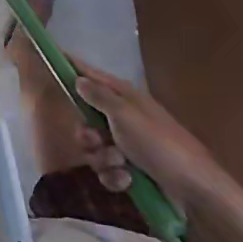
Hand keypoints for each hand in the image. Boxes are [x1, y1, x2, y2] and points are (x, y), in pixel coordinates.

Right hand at [71, 54, 227, 209]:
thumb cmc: (158, 144)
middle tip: (96, 142)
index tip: (51, 55)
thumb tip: (79, 79)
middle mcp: (122, 115)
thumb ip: (99, 97)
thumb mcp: (125, 116)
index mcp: (123, 95)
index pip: (90, 74)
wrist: (191, 186)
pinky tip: (126, 181)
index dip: (71, 66)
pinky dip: (114, 176)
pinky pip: (107, 168)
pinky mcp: (131, 167)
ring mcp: (127, 142)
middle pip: (86, 118)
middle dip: (87, 135)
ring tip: (120, 165)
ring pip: (94, 147)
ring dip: (103, 159)